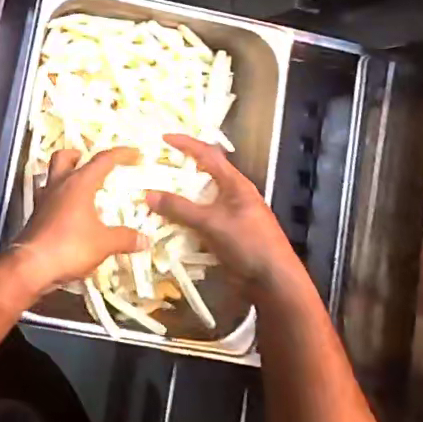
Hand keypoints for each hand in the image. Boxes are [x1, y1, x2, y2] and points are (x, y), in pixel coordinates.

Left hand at [11, 147, 149, 291]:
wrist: (31, 266)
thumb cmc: (69, 246)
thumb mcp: (104, 243)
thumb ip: (125, 238)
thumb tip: (145, 239)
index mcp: (79, 183)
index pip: (102, 160)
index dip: (120, 154)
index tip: (135, 153)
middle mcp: (59, 185)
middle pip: (64, 157)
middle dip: (78, 155)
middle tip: (91, 162)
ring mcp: (44, 199)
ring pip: (52, 175)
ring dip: (65, 174)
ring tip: (81, 186)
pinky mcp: (35, 215)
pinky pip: (47, 196)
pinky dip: (59, 197)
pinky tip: (68, 211)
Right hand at [148, 134, 309, 298]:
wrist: (273, 283)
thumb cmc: (248, 244)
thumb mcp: (212, 223)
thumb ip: (180, 209)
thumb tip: (148, 194)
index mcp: (235, 183)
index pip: (208, 154)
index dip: (186, 144)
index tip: (163, 138)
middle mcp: (232, 195)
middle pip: (201, 177)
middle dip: (177, 173)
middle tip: (153, 169)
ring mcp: (229, 217)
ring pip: (198, 201)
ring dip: (178, 200)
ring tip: (152, 196)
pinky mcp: (225, 236)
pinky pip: (199, 222)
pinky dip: (183, 221)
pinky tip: (165, 225)